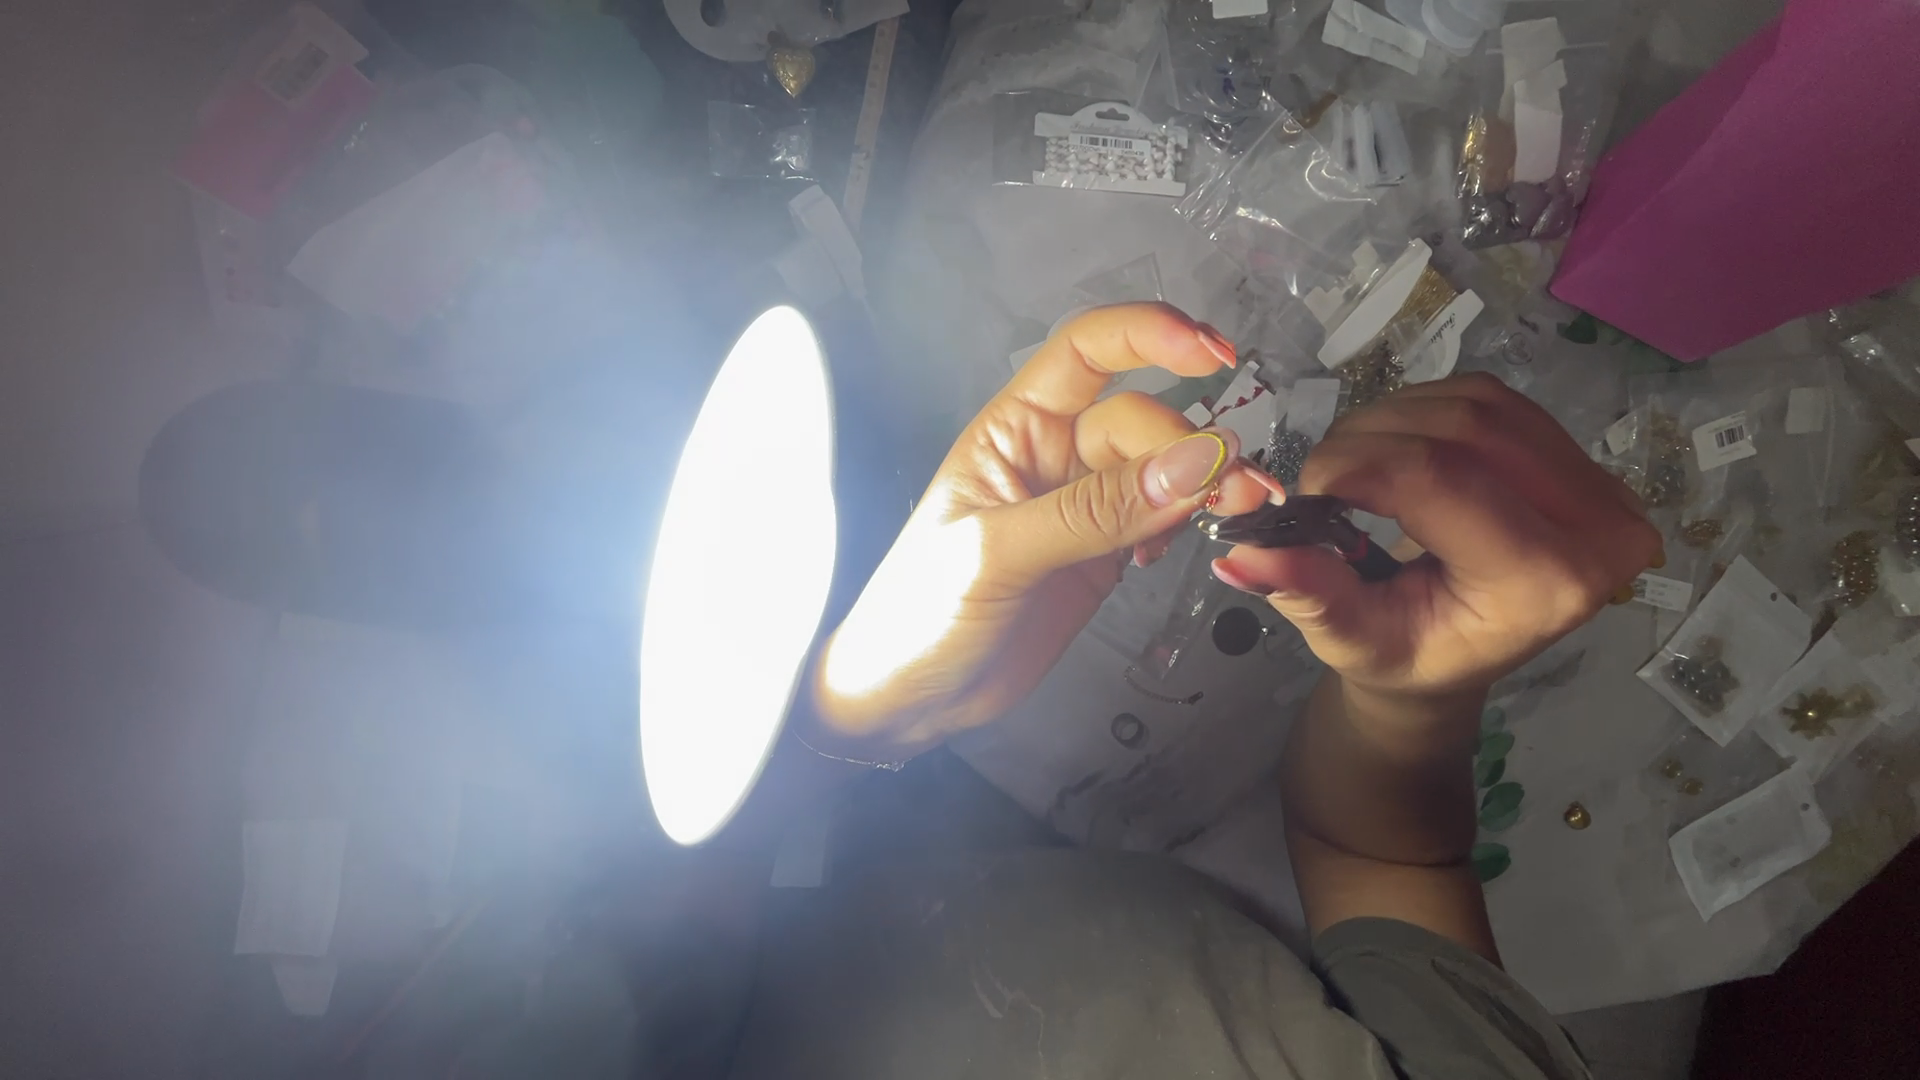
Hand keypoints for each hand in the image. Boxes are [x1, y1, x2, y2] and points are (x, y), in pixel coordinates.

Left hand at [807, 304, 1270, 750]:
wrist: (914, 696)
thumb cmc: (926, 610)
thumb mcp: (999, 552)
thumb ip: (1094, 511)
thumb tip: (1196, 462)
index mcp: (1012, 430)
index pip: (1085, 353)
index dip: (1148, 335)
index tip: (1213, 353)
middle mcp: (1051, 455)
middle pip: (1138, 420)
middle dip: (1191, 443)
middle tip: (1237, 489)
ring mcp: (1080, 506)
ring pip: (1158, 470)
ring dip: (1202, 483)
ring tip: (1235, 511)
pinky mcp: (1100, 554)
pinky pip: (1157, 519)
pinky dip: (1180, 524)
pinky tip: (1168, 552)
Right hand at [1213, 374, 1661, 705]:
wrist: (1454, 653)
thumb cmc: (1403, 658)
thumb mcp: (1349, 640)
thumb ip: (1307, 595)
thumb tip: (1238, 554)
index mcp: (1542, 584)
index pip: (1439, 478)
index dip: (1353, 466)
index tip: (1304, 495)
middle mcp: (1598, 528)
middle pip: (1460, 428)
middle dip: (1365, 439)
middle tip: (1320, 481)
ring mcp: (1601, 485)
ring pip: (1474, 403)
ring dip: (1389, 419)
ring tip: (1352, 466)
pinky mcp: (1578, 457)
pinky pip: (1488, 398)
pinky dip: (1420, 409)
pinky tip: (1394, 447)